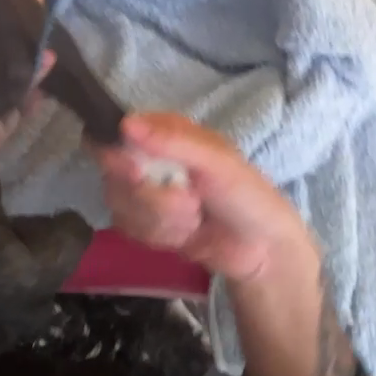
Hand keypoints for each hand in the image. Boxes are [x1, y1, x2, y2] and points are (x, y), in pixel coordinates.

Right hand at [93, 113, 353, 375]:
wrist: (263, 251)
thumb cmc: (247, 195)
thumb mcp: (217, 162)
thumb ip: (172, 142)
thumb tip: (126, 124)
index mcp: (162, 132)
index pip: (112, 133)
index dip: (113, 155)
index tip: (136, 174)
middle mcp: (147, 158)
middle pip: (113, 175)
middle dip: (151, 198)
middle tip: (189, 203)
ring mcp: (143, 191)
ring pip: (119, 204)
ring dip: (161, 220)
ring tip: (195, 219)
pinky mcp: (143, 222)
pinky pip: (127, 227)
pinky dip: (159, 235)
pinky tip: (185, 234)